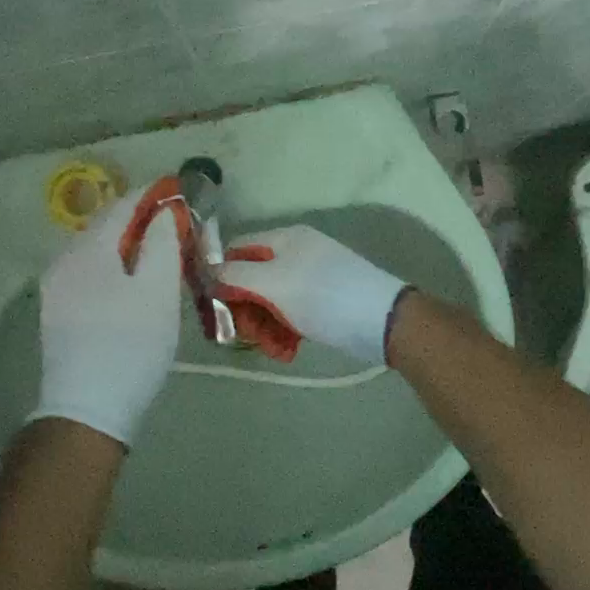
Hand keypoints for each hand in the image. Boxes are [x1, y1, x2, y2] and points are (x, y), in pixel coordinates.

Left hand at [26, 184, 181, 446]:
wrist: (88, 407)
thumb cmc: (130, 345)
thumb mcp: (158, 292)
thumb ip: (163, 243)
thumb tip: (164, 211)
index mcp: (88, 249)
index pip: (124, 205)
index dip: (154, 196)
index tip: (182, 194)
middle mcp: (64, 260)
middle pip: (106, 226)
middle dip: (141, 221)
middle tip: (177, 228)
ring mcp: (56, 287)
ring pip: (97, 251)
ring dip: (128, 246)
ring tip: (160, 256)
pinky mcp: (58, 312)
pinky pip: (89, 273)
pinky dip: (115, 267)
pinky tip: (133, 285)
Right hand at [216, 225, 406, 364]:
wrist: (383, 320)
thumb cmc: (324, 296)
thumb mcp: (274, 283)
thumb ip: (235, 275)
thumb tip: (206, 272)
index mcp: (284, 239)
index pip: (236, 250)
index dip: (220, 276)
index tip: (212, 308)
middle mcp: (295, 254)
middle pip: (252, 279)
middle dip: (245, 309)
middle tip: (245, 335)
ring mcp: (310, 279)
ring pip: (270, 301)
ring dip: (264, 326)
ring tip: (274, 347)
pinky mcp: (322, 303)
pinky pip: (291, 313)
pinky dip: (284, 331)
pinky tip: (288, 350)